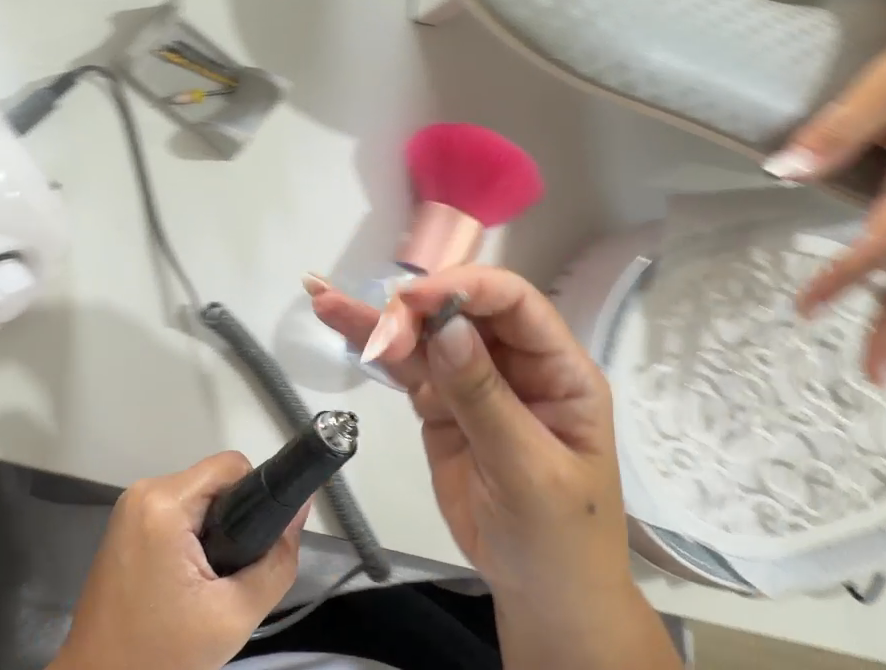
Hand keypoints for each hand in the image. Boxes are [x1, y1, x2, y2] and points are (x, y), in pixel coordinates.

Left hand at [53, 452, 304, 669]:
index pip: (230, 466)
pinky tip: (191, 580)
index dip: (257, 495)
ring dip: (214, 531)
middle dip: (235, 521)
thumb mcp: (234, 614)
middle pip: (213, 483)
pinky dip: (192, 537)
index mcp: (163, 502)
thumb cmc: (161, 652)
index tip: (262, 538)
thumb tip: (300, 510)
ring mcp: (130, 507)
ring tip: (213, 582)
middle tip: (234, 573)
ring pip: (196, 499)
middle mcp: (142, 492)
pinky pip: (175, 513)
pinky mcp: (125, 525)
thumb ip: (276, 561)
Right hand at [310, 268, 629, 606]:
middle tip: (375, 322)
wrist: (541, 595)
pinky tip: (339, 321)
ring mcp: (474, 382)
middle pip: (461, 312)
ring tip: (326, 298)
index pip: (514, 305)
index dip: (464, 290)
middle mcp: (516, 364)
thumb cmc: (558, 536)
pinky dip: (373, 347)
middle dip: (415, 308)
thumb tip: (446, 328)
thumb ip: (485, 398)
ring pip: (425, 336)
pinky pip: (406, 368)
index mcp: (559, 371)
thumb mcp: (528, 470)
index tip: (412, 300)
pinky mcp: (440, 405)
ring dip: (378, 319)